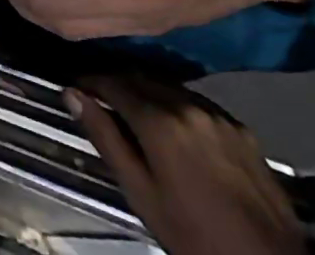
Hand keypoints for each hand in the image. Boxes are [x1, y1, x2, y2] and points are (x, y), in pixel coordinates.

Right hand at [64, 76, 303, 254]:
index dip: (90, 82)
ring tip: (133, 110)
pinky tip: (174, 125)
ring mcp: (219, 115)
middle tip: (99, 98)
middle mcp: (188, 106)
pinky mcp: (242, 129)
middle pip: (141, 79)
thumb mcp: (139, 191)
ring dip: (146, 91)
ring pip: (170, 87)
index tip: (75, 87)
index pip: (113, 83)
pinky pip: (198, 102)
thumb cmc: (193, 235)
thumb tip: (72, 95)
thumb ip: (105, 137)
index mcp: (160, 121)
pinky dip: (176, 104)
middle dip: (116, 84)